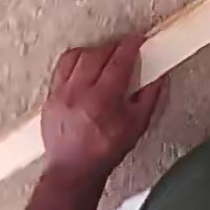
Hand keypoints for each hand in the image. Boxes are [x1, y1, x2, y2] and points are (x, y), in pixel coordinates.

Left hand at [39, 35, 163, 188]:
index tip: (138, 39)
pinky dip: (75, 60)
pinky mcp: (50, 97)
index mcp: (103, 100)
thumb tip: (159, 77)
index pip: (118, 61)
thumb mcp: (136, 126)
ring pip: (76, 56)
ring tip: (105, 54)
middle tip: (125, 46)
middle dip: (114, 45)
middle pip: (97, 54)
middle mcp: (79, 92)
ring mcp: (61, 93)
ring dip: (94, 50)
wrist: (73, 170)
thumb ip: (149, 98)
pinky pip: (61, 67)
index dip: (130, 46)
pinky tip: (85, 65)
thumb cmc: (106, 151)